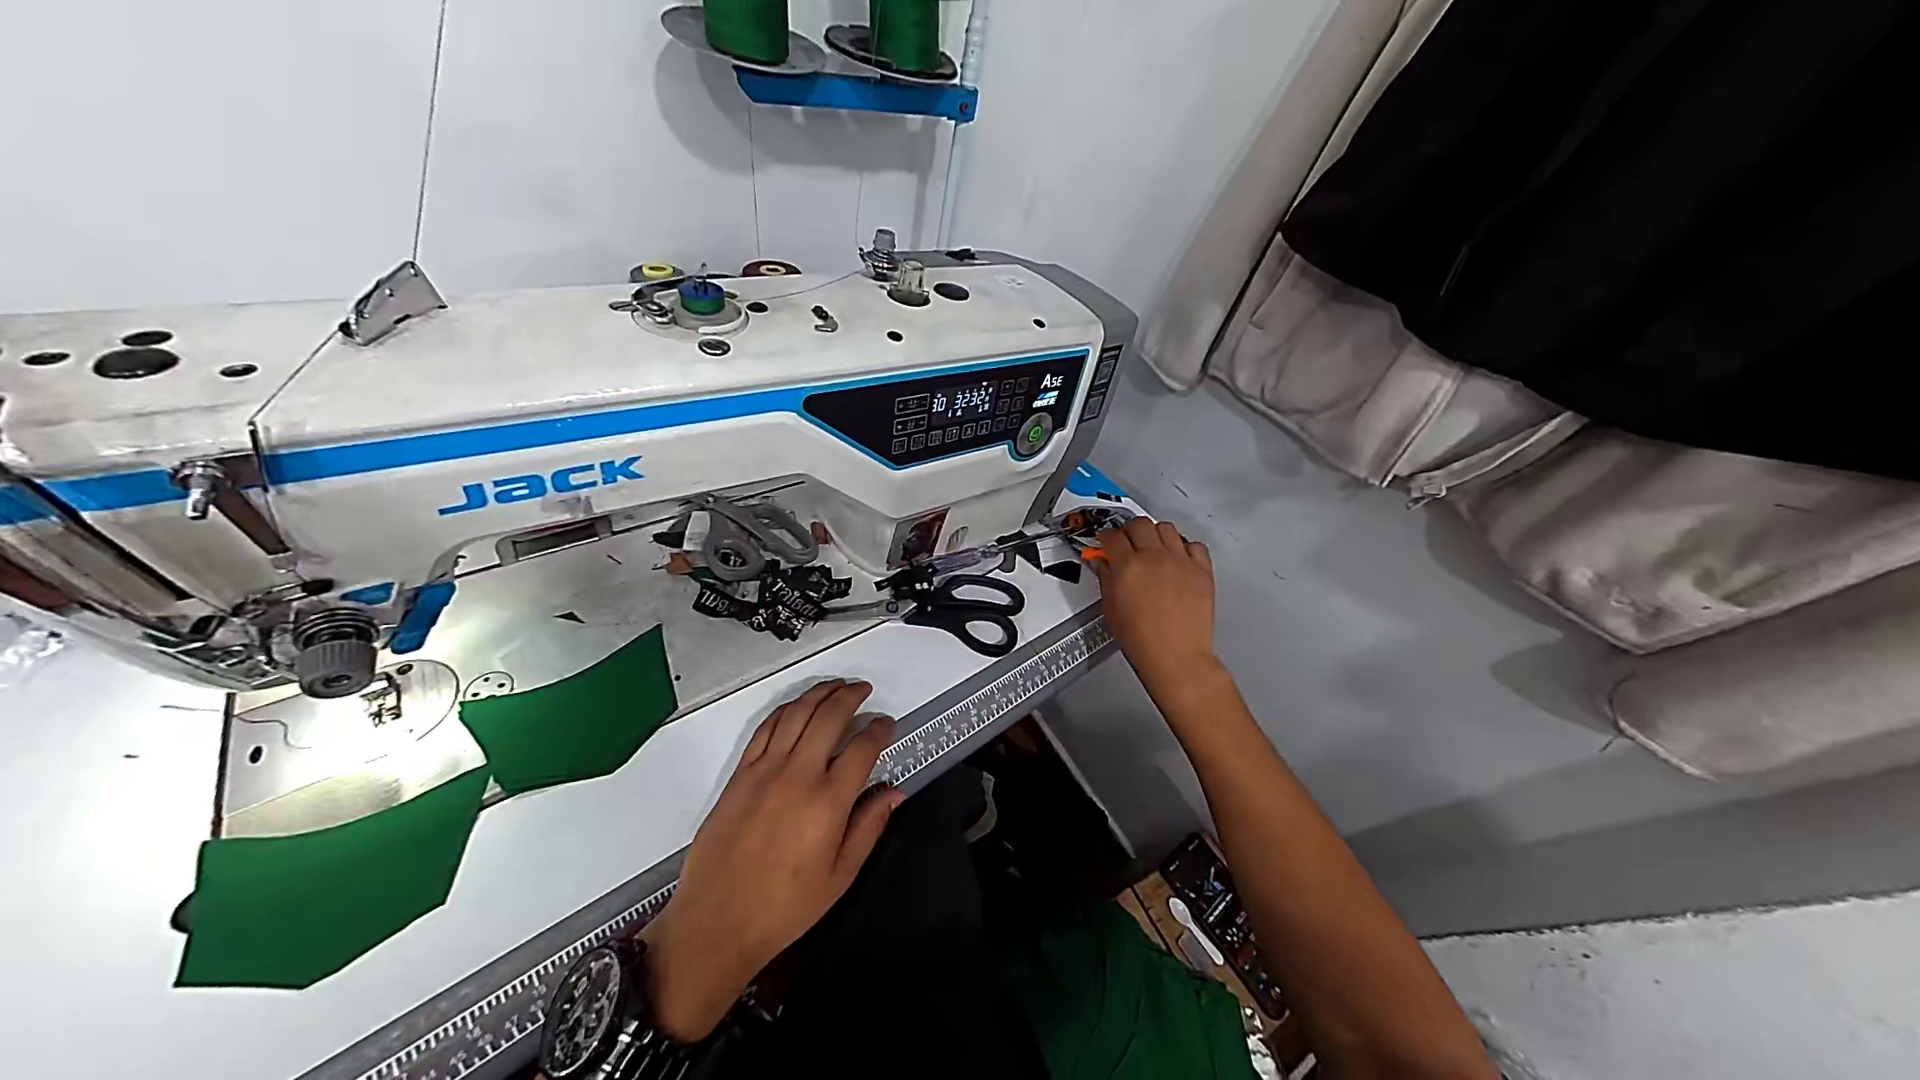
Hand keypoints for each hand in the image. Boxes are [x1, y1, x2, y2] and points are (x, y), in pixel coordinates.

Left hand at [638, 679, 901, 1041]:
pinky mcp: (739, 776)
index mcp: (828, 802)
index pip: (862, 748)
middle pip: (829, 717)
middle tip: (863, 691)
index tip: (886, 725)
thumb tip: (892, 794)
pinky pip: (765, 729)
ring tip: (835, 686)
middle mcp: (798, 777)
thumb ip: (869, 826)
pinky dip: (784, 710)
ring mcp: (765, 772)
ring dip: (819, 693)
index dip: (879, 730)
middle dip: (851, 697)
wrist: (718, 922)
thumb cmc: (782, 907)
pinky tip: (796, 707)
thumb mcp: (840, 875)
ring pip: (796, 714)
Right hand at [1090, 517, 1220, 697]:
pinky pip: (1194, 545)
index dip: (1106, 537)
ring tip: (1153, 545)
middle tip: (1128, 540)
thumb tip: (1104, 565)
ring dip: (1156, 534)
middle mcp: (1155, 557)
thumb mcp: (1111, 607)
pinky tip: (1178, 556)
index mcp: (1128, 565)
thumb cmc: (1143, 638)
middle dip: (1130, 531)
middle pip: (1140, 524)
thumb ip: (1106, 578)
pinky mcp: (1201, 570)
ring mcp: (1180, 561)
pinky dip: (1185, 547)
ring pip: (1167, 528)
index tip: (1107, 541)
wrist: (1175, 655)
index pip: (1112, 536)